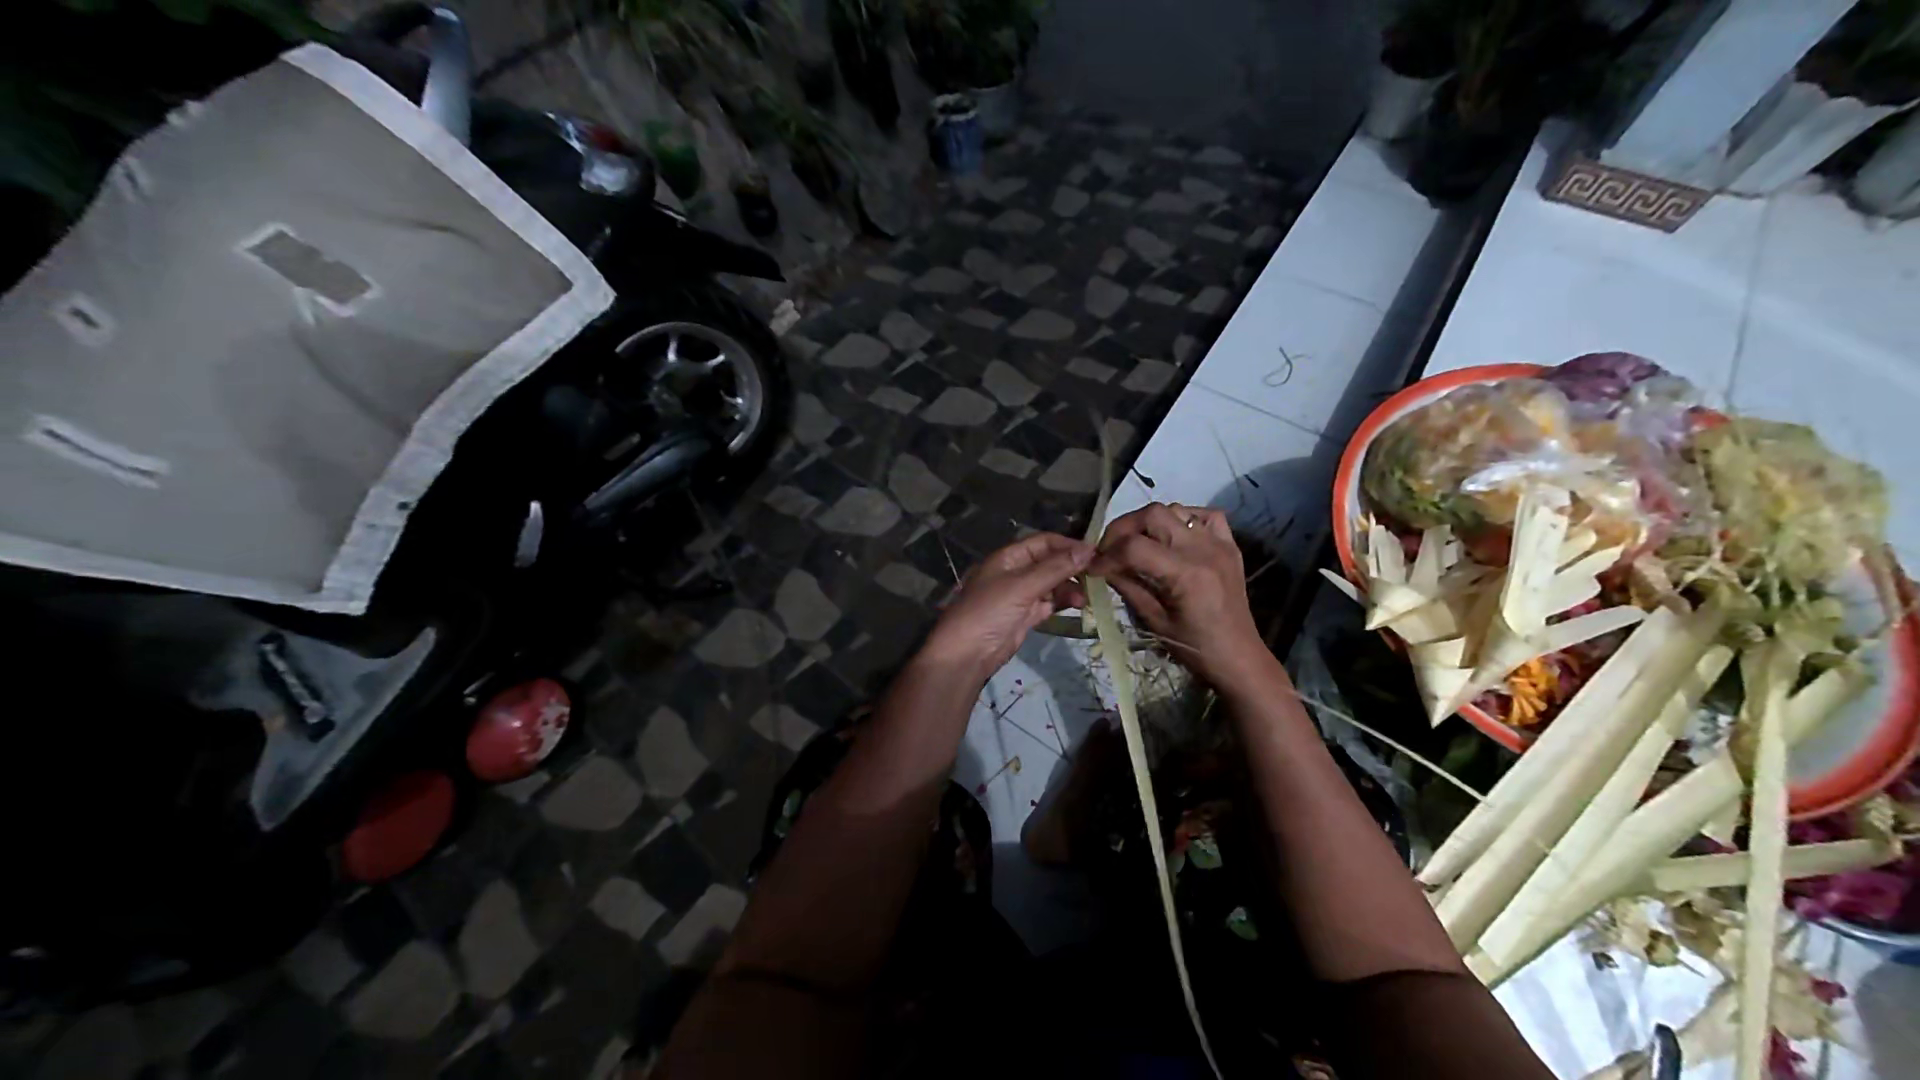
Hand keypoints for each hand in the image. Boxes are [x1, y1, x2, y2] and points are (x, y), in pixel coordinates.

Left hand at [920, 533, 1094, 682]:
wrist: (966, 654)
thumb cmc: (989, 611)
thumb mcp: (1022, 585)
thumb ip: (1055, 568)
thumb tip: (1088, 549)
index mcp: (1009, 557)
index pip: (1043, 542)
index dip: (1068, 545)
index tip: (1094, 553)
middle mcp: (1015, 572)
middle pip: (1050, 563)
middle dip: (1072, 568)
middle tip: (1096, 576)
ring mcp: (1020, 595)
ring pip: (1052, 584)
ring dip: (1069, 587)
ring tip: (1084, 598)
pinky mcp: (1025, 616)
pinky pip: (1048, 603)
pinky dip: (1062, 602)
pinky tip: (1077, 605)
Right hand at [1089, 502, 1268, 688]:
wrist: (1239, 657)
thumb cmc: (1195, 648)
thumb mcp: (1154, 621)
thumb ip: (1128, 587)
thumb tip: (1101, 567)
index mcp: (1185, 574)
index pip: (1135, 547)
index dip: (1107, 554)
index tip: (1092, 567)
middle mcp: (1203, 550)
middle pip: (1153, 515)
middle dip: (1123, 529)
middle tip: (1110, 550)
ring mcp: (1219, 543)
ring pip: (1175, 509)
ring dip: (1149, 523)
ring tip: (1138, 544)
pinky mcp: (1229, 545)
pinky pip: (1205, 516)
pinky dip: (1183, 519)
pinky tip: (1172, 537)